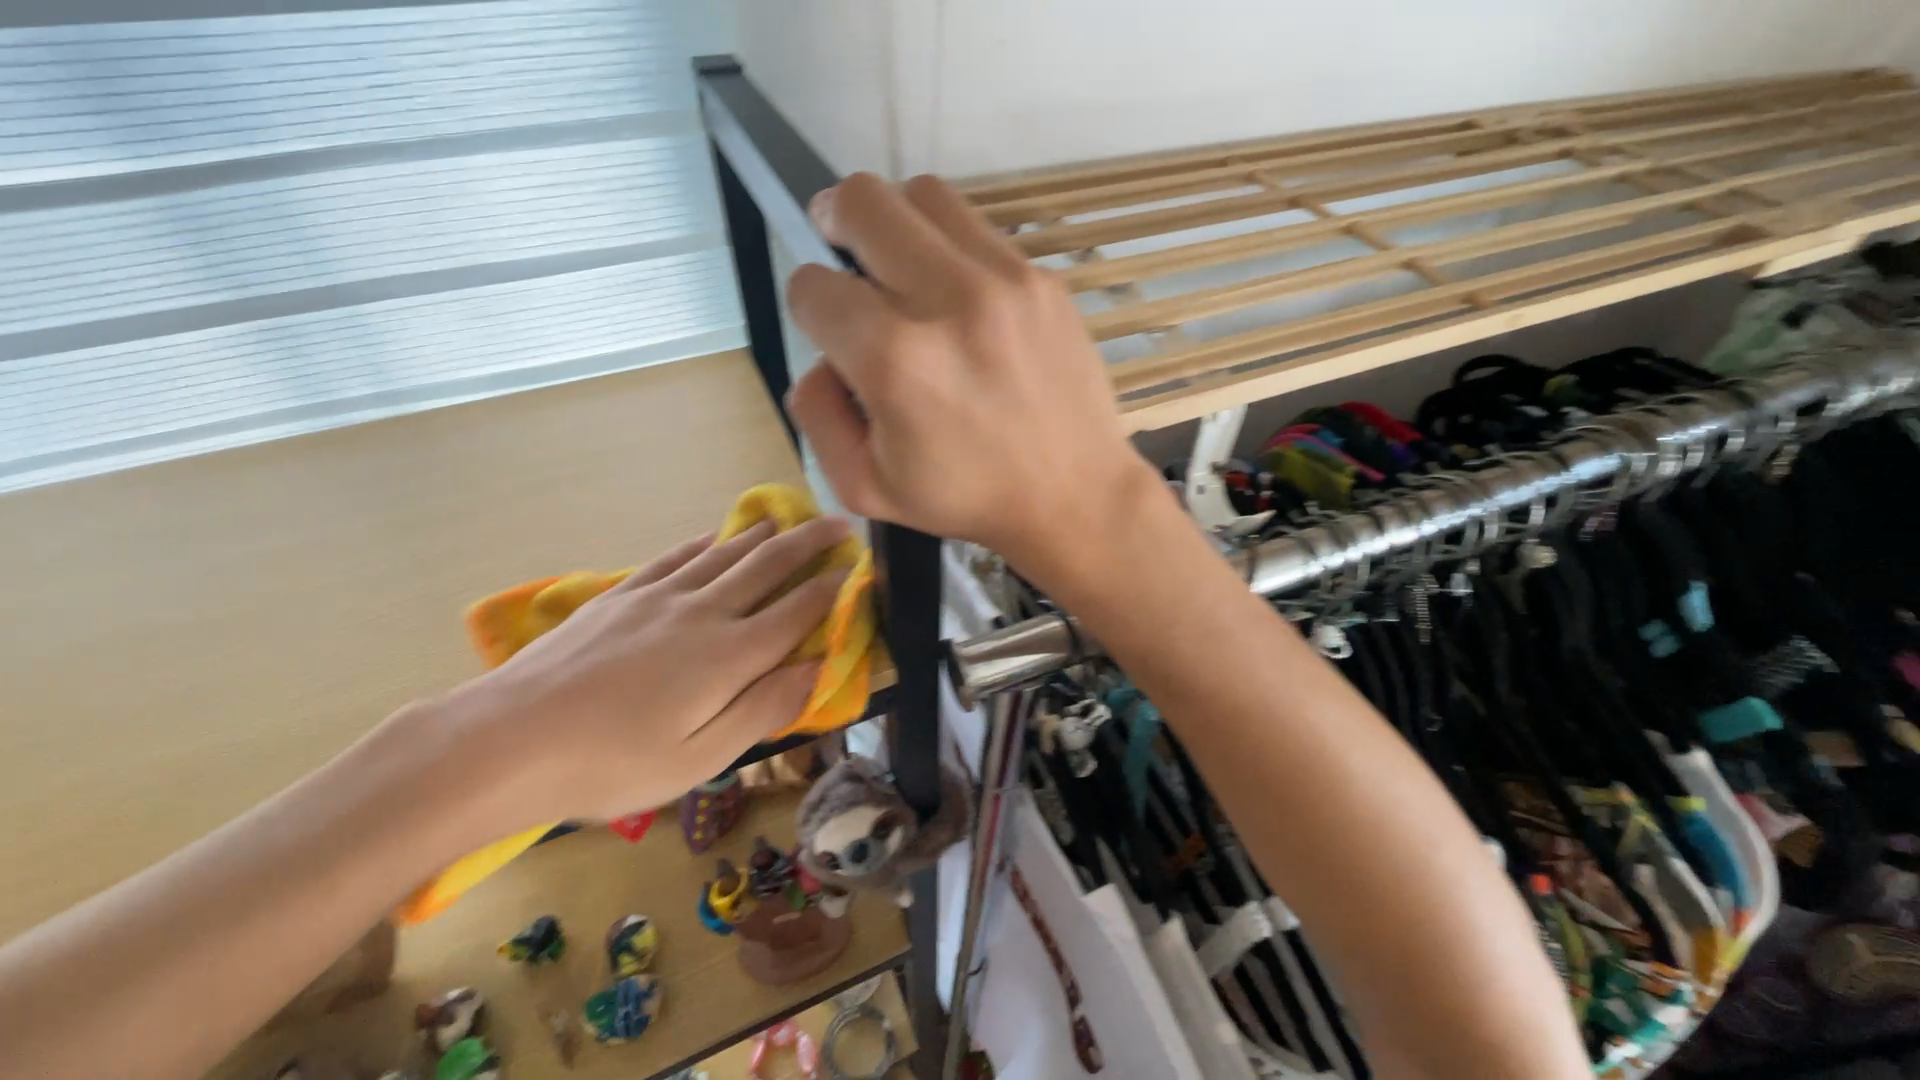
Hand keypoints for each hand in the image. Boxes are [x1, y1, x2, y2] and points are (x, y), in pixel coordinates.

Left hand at [446, 518, 849, 822]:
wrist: (508, 738)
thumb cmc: (610, 764)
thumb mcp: (699, 759)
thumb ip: (764, 709)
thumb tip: (820, 668)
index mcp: (729, 656)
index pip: (797, 612)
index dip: (833, 589)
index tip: (858, 570)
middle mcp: (702, 613)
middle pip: (767, 567)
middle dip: (809, 544)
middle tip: (839, 524)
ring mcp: (657, 598)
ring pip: (723, 554)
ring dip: (762, 535)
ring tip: (787, 520)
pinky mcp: (620, 596)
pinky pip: (674, 558)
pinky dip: (704, 543)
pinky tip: (713, 537)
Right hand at [785, 173, 1163, 581]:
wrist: (1074, 493)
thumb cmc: (966, 497)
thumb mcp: (862, 485)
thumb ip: (816, 412)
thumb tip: (823, 353)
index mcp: (895, 361)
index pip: (813, 285)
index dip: (808, 306)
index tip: (831, 330)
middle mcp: (949, 302)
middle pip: (860, 200)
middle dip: (832, 222)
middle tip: (842, 252)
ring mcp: (1005, 280)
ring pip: (921, 193)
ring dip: (894, 221)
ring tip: (899, 264)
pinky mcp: (1042, 278)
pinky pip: (975, 226)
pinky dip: (948, 245)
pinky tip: (955, 291)